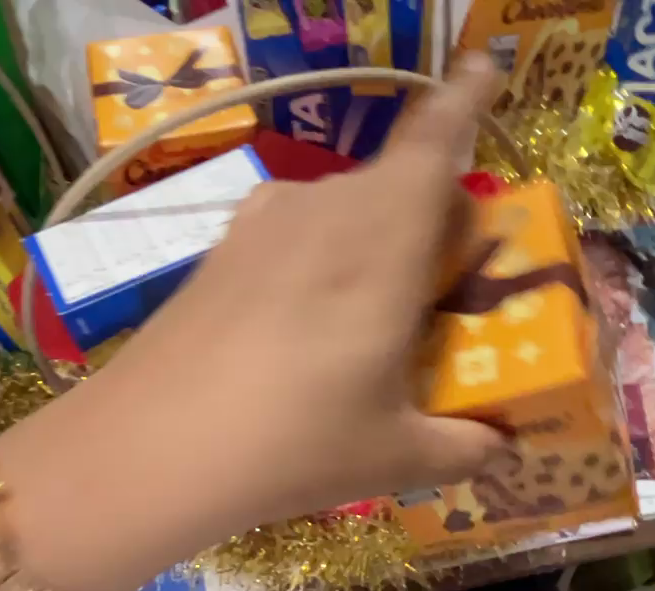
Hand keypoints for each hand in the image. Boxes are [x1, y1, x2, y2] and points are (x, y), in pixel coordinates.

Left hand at [0, 58, 509, 590]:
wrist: (154, 451)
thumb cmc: (295, 445)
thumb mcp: (395, 458)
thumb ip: (462, 448)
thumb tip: (501, 449)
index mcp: (388, 239)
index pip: (437, 141)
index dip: (465, 99)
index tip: (484, 68)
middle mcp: (326, 208)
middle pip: (395, 180)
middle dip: (428, 210)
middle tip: (439, 279)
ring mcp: (263, 224)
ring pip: (341, 206)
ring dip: (370, 237)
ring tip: (369, 312)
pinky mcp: (220, 251)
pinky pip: (291, 231)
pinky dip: (318, 256)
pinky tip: (302, 322)